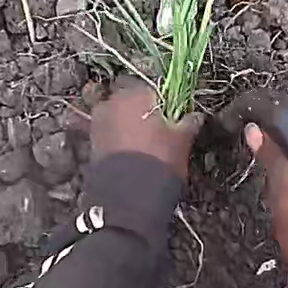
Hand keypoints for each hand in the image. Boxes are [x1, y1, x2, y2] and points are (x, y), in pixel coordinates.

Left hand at [88, 81, 202, 179]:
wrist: (128, 197)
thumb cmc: (159, 159)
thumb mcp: (182, 140)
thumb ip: (189, 123)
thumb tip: (196, 116)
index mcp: (134, 94)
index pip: (154, 90)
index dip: (166, 105)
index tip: (175, 119)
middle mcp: (111, 103)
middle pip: (132, 104)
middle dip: (144, 114)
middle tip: (161, 133)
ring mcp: (97, 124)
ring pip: (120, 120)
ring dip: (131, 128)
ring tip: (147, 148)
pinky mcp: (91, 145)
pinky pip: (111, 136)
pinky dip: (121, 142)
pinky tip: (135, 157)